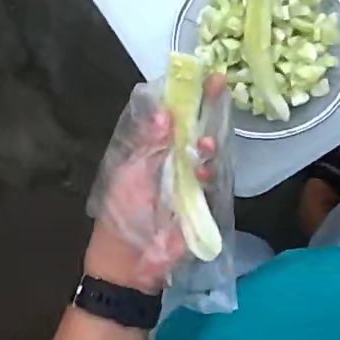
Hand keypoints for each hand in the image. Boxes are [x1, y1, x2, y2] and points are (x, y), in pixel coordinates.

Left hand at [83, 76, 227, 293]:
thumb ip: (147, 144)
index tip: (197, 74)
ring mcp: (187, 180)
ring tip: (206, 142)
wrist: (128, 265)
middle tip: (218, 82)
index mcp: (149, 150)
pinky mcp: (200, 202)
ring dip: (207, 142)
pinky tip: (206, 167)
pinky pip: (210, 182)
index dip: (183, 95)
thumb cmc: (121, 216)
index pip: (169, 116)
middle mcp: (171, 160)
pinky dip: (209, 172)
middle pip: (192, 127)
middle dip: (205, 105)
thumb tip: (164, 111)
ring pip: (204, 152)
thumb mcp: (128, 174)